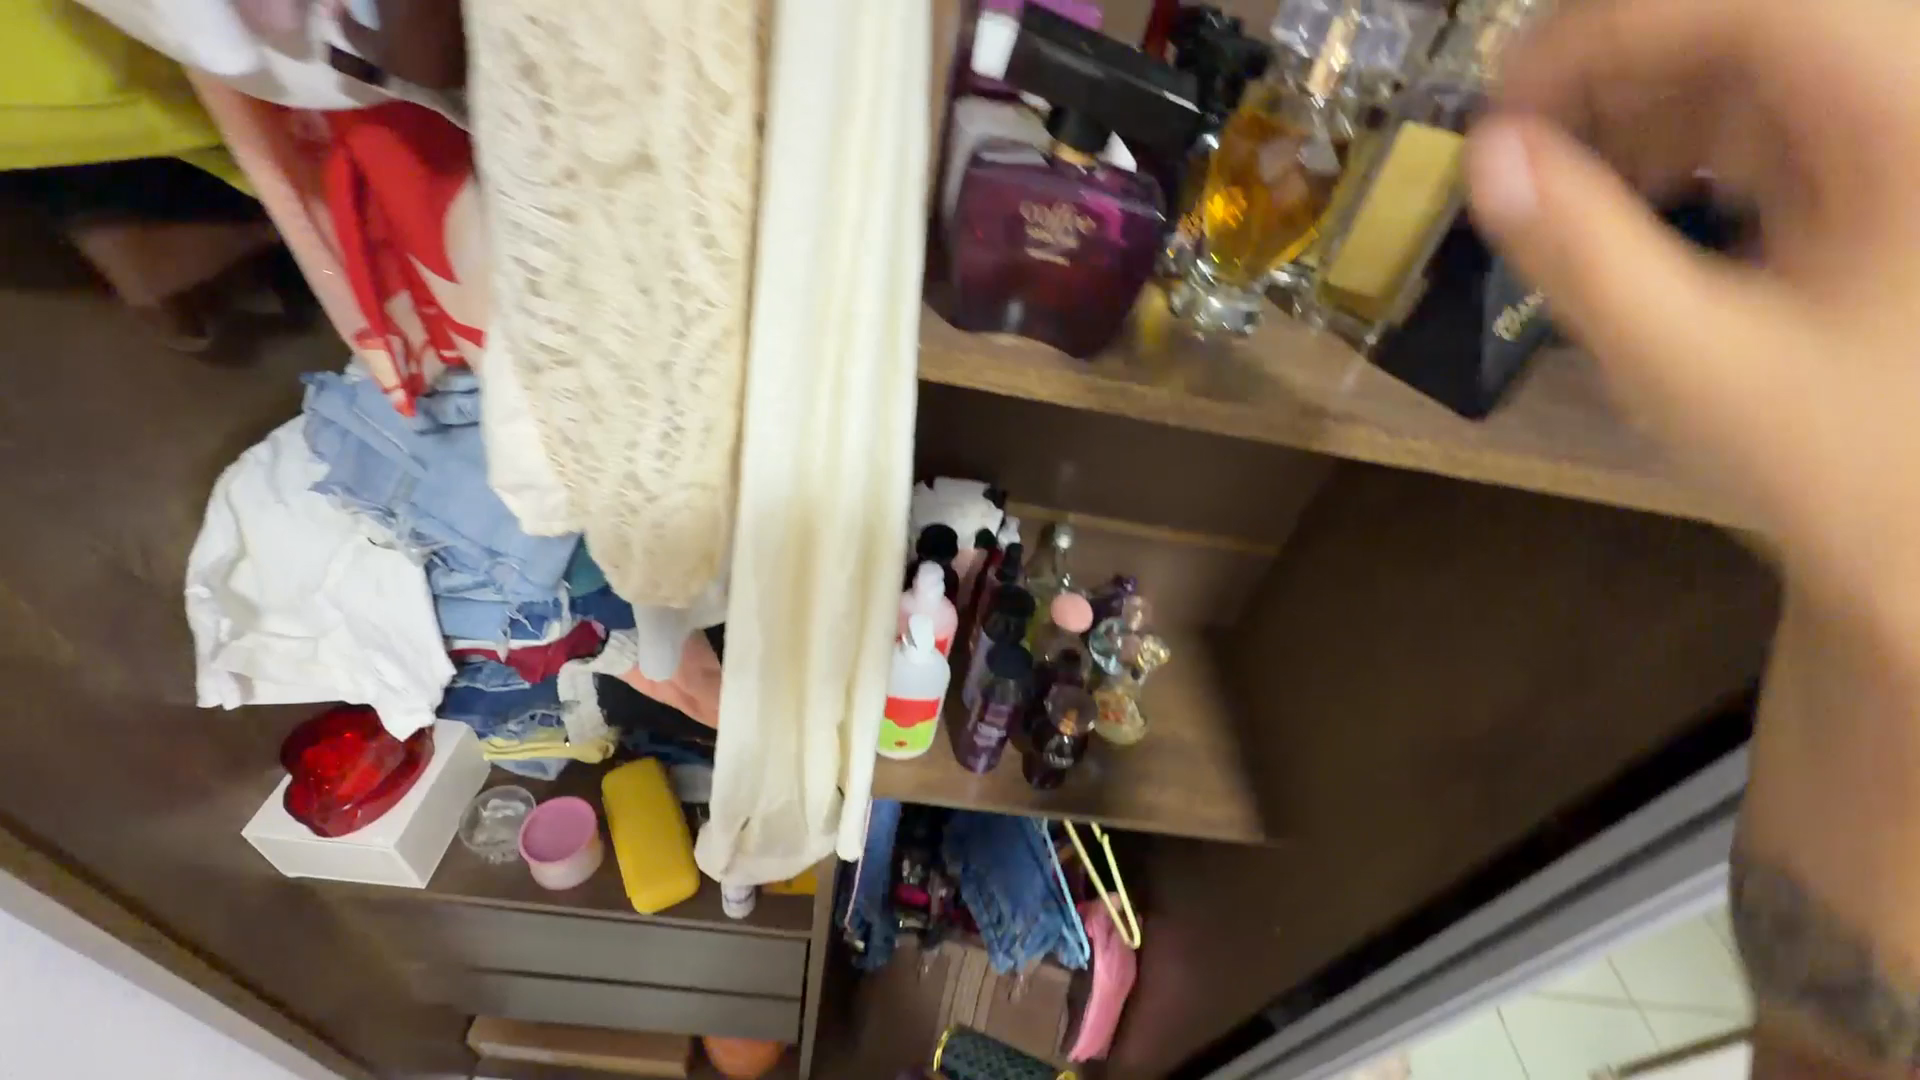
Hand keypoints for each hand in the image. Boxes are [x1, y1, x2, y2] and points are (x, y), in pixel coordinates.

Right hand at [1465, 0, 1919, 640]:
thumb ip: (1578, 253)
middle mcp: (1913, 94)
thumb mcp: (1684, 358)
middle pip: (1743, 18)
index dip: (1595, 37)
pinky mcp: (1886, 158)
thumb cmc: (1830, 452)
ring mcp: (1903, 122)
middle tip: (1510, 152)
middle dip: (1605, 73)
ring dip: (1635, 108)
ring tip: (1557, 189)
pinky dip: (1681, 139)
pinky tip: (1635, 197)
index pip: (1744, 6)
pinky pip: (1771, 105)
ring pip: (1751, 55)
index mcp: (1905, 118)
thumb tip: (1486, 160)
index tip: (1492, 116)